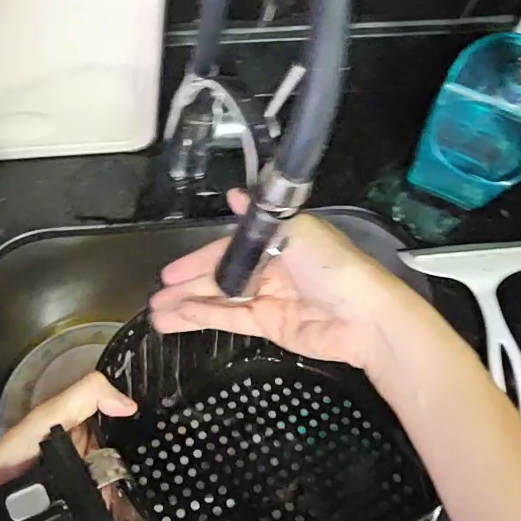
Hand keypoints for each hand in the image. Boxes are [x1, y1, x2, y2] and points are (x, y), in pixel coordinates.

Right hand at [148, 190, 437, 373]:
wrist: (365, 315)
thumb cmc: (332, 266)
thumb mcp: (297, 230)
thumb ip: (258, 218)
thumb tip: (234, 195)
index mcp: (276, 240)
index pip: (228, 248)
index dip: (198, 259)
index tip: (170, 271)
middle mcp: (269, 268)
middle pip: (220, 277)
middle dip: (187, 285)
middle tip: (156, 296)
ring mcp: (269, 298)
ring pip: (220, 301)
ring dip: (189, 306)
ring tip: (157, 314)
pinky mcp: (270, 325)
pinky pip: (231, 319)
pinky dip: (205, 318)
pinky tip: (180, 319)